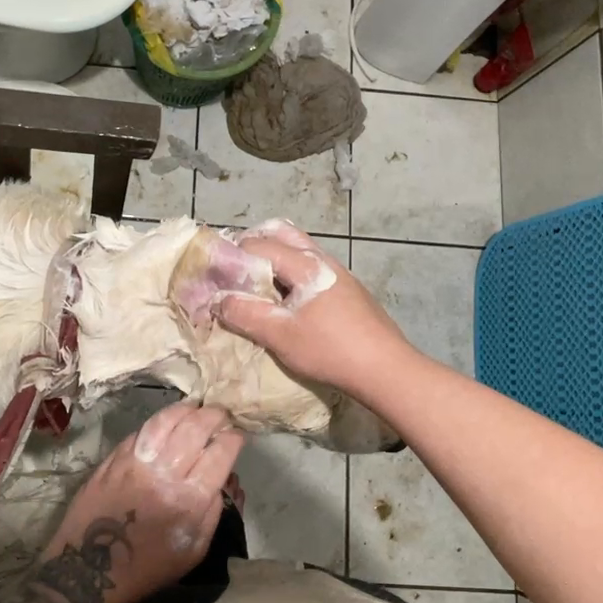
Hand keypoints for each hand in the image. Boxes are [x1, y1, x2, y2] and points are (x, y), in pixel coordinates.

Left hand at [49, 403, 242, 602]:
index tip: (236, 435)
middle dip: (213, 416)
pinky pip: (140, 430)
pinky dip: (158, 420)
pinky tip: (167, 421)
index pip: (220, 454)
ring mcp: (135, 462)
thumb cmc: (148, 567)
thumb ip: (214, 512)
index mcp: (189, 500)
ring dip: (185, 410)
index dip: (233, 439)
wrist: (88, 570)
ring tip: (195, 408)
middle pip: (195, 429)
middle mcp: (164, 474)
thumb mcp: (194, 551)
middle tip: (220, 414)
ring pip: (165, 421)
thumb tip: (225, 479)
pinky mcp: (113, 459)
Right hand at [210, 220, 413, 396]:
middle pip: (282, 234)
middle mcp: (323, 259)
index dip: (233, 255)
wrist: (386, 368)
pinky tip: (286, 301)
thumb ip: (245, 314)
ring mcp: (339, 273)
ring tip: (256, 286)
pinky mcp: (347, 290)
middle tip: (235, 270)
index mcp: (305, 264)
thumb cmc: (330, 350)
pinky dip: (290, 272)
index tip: (216, 274)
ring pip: (299, 250)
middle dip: (254, 245)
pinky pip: (311, 267)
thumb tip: (217, 299)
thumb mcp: (280, 336)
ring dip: (274, 259)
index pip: (259, 244)